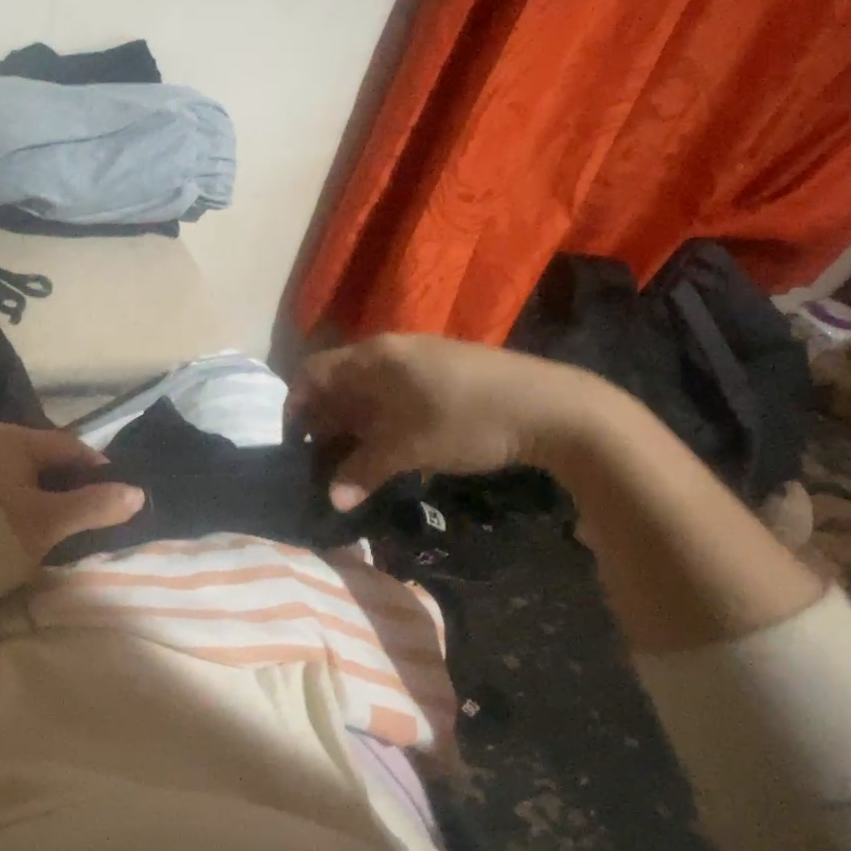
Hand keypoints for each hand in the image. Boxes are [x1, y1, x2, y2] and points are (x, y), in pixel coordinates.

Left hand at [0, 424, 145, 559]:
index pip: (71, 447)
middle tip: (92, 522)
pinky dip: (22, 510)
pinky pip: (4, 494)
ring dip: (47, 503)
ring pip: (25, 481)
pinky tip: (27, 535)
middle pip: (47, 463)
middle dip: (72, 490)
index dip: (99, 474)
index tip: (117, 504)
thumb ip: (94, 505)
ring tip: (63, 534)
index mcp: (13, 438)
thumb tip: (138, 493)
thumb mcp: (50, 522)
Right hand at [286, 333, 610, 509]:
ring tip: (353, 460)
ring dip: (355, 423)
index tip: (296, 443)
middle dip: (325, 419)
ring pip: (369, 389)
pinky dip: (383, 419)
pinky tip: (393, 447)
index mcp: (373, 357)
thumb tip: (332, 500)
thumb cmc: (467, 420)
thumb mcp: (408, 449)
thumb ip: (363, 470)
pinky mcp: (446, 373)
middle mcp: (391, 350)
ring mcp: (421, 359)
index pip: (312, 372)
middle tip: (321, 458)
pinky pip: (395, 393)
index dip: (296, 405)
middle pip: (339, 380)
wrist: (554, 408)